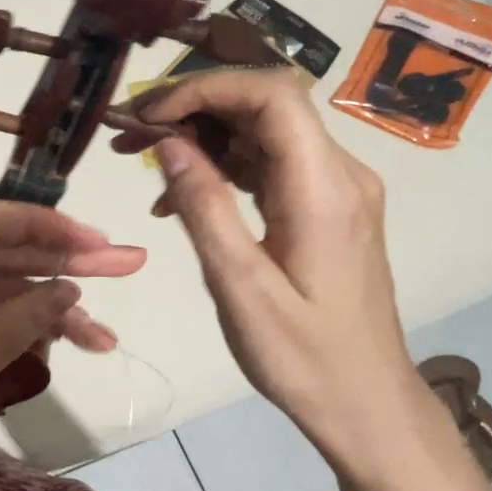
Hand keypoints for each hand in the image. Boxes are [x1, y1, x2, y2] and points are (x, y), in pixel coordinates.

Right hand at [116, 68, 425, 455]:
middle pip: (265, 105)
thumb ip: (205, 209)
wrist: (365, 401)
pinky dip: (217, 165)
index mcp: (324, 189)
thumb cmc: (301, 354)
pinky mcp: (322, 208)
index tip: (144, 116)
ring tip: (136, 159)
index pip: (271, 96)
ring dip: (198, 135)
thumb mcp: (240, 285)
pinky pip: (266, 165)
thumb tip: (169, 144)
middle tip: (126, 136)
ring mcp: (333, 190)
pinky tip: (176, 198)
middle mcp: (338, 174)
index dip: (203, 89)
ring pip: (262, 132)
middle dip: (191, 107)